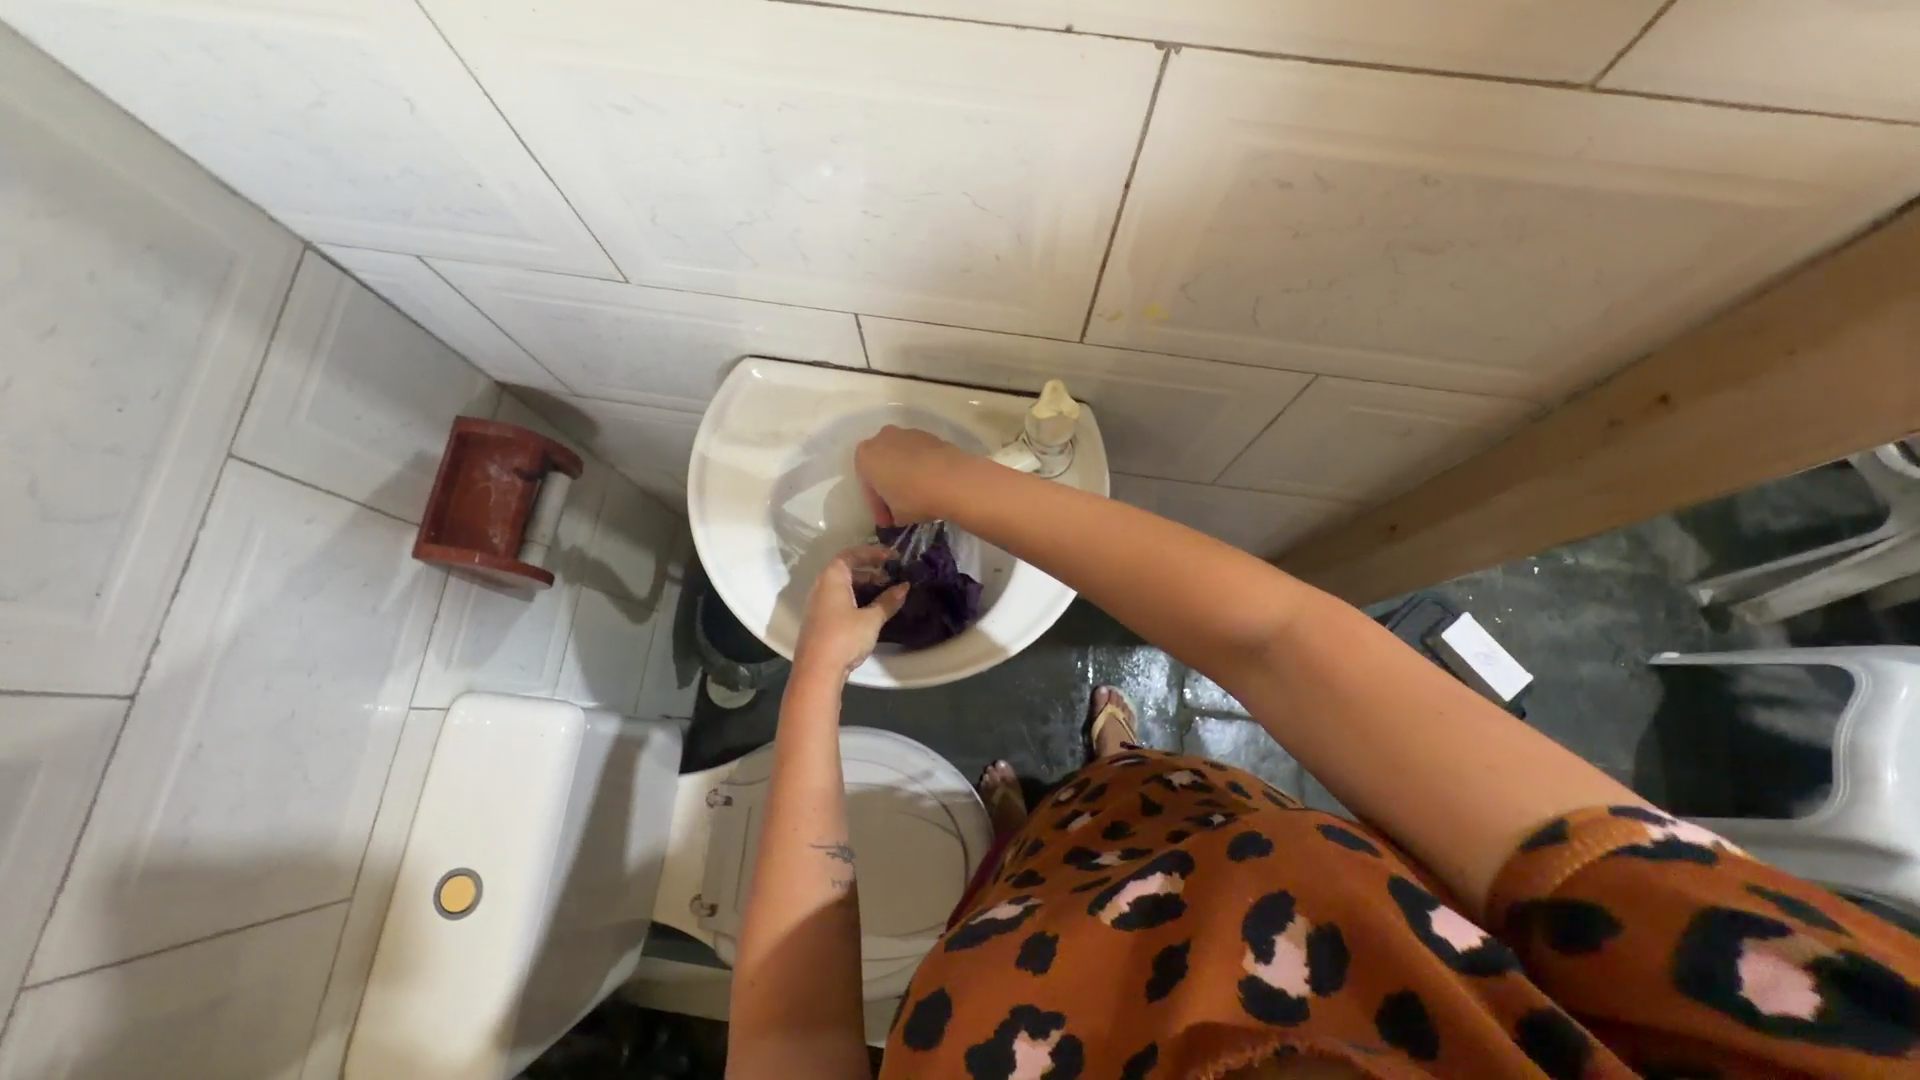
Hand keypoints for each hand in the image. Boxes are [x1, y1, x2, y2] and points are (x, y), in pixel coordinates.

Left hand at [794, 546, 910, 675]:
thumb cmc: (844, 637)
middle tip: (891, 576)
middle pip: (845, 570)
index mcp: (832, 579)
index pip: (850, 555)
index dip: (872, 552)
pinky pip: (838, 600)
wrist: (817, 671)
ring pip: (842, 586)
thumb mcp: (871, 619)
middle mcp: (821, 587)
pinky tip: (870, 610)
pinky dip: (855, 598)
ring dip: (863, 586)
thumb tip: (904, 587)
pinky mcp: (819, 621)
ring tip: (885, 593)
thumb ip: (887, 602)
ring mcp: (818, 605)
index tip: (891, 557)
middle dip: (870, 570)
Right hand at [854, 425, 970, 526]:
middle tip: (899, 509)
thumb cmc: (914, 497)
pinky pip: (919, 455)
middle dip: (889, 487)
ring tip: (917, 497)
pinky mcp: (930, 435)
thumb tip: (897, 514)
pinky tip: (930, 485)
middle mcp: (882, 439)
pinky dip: (921, 468)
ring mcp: (908, 433)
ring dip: (905, 476)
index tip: (886, 522)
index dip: (877, 507)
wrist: (952, 479)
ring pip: (901, 458)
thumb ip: (891, 513)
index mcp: (865, 457)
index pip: (867, 486)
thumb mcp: (896, 514)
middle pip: (882, 467)